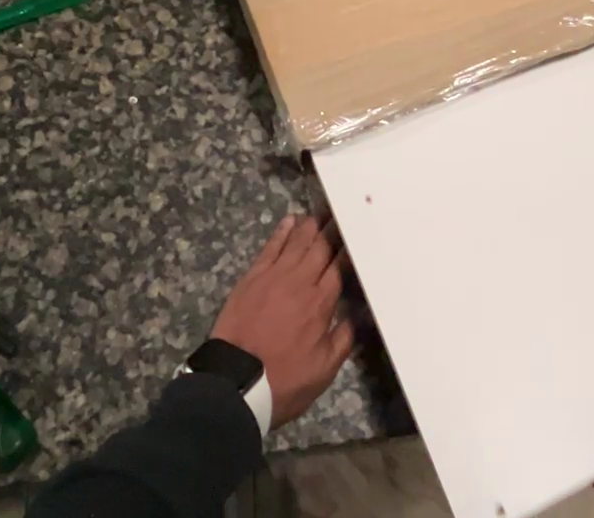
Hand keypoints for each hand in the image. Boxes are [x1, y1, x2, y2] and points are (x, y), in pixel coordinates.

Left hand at [210, 214, 354, 427]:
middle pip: (320, 247)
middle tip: (343, 211)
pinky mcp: (252, 277)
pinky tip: (290, 220)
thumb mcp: (324, 369)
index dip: (349, 248)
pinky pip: (270, 247)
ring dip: (311, 226)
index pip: (340, 266)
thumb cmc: (284, 379)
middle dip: (333, 229)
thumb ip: (343, 338)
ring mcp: (274, 275)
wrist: (235, 382)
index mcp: (321, 302)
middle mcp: (300, 281)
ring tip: (322, 212)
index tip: (358, 233)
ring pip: (297, 242)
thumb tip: (358, 313)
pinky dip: (282, 232)